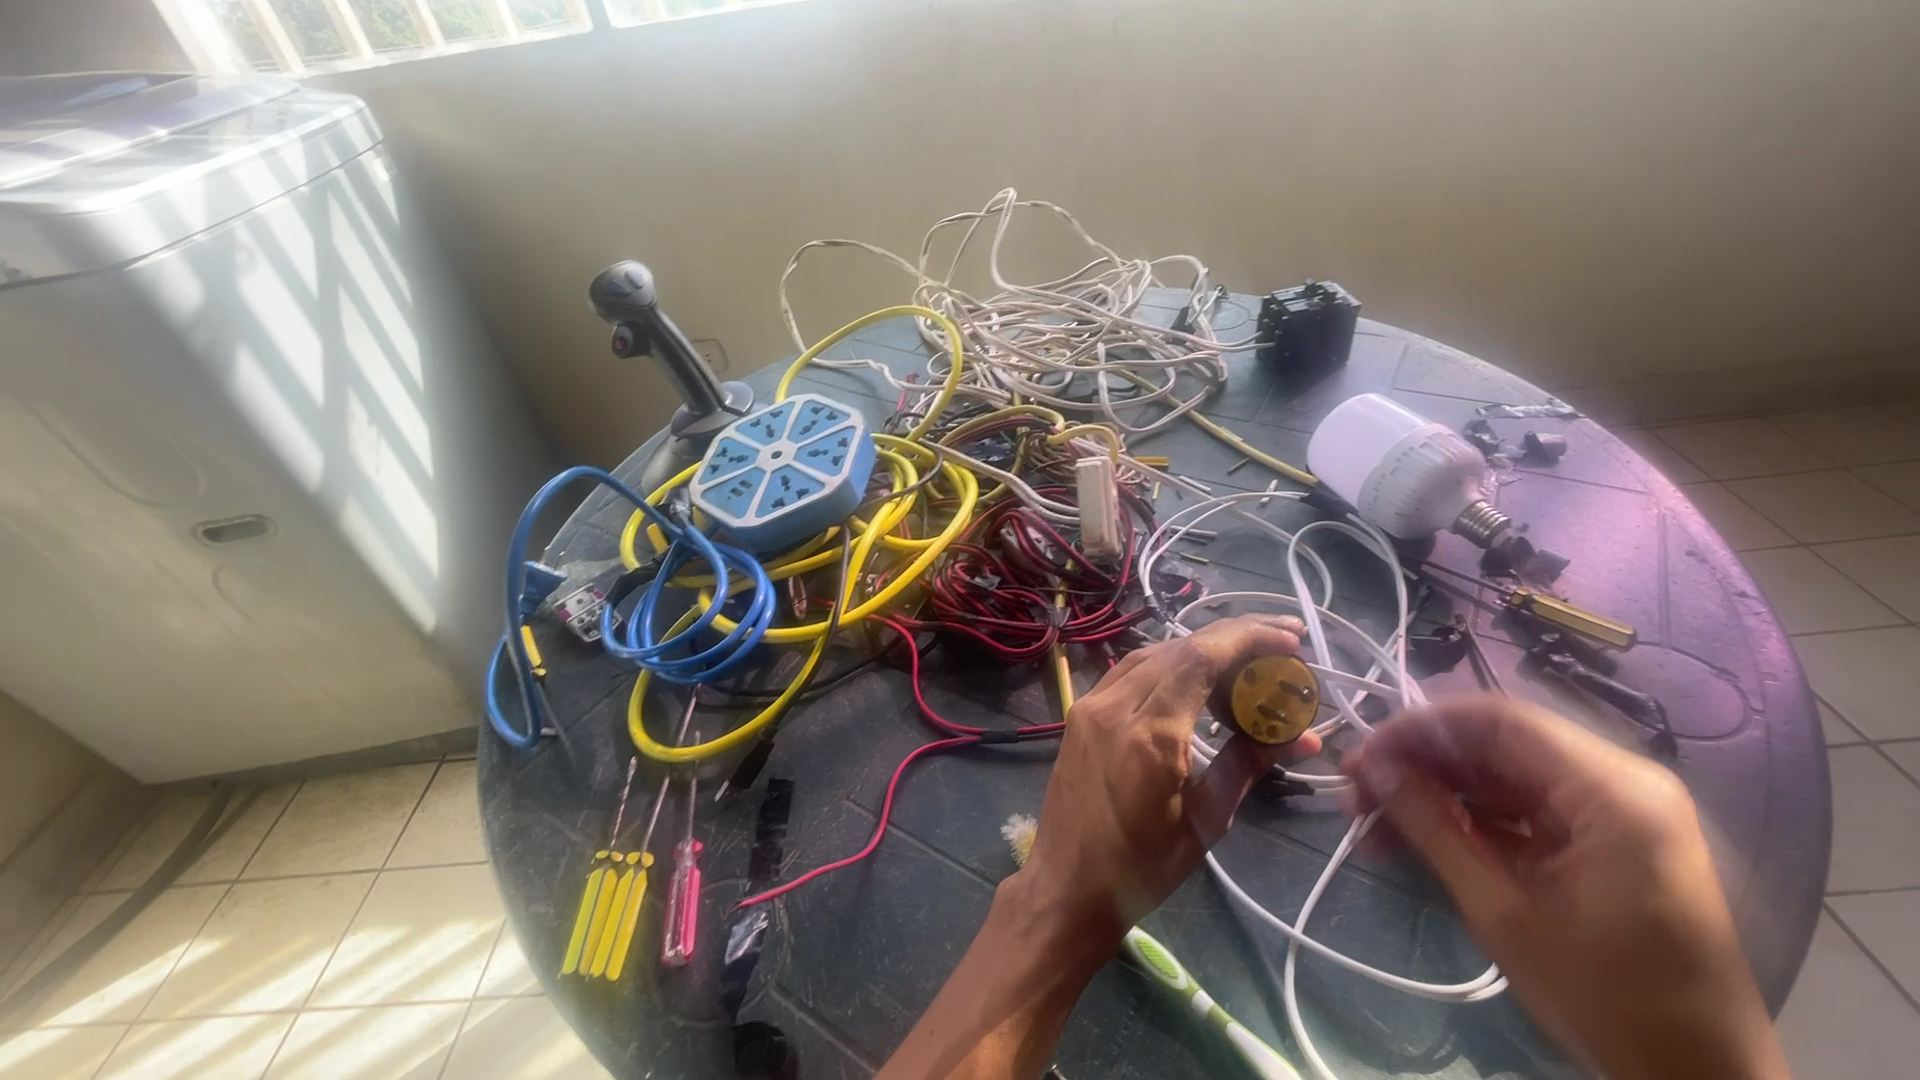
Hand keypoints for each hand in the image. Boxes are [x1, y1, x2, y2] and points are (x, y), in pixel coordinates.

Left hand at [1016, 613, 1323, 942]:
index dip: (1248, 639)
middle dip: (1234, 638)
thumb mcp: (1204, 821)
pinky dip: (1169, 665)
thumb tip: (1301, 735)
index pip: (1200, 659)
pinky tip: (1197, 679)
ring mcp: (1090, 705)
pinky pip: (1130, 671)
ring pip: (1152, 653)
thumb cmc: (1140, 868)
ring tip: (1247, 665)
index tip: (1290, 638)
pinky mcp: (1081, 712)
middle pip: (1178, 648)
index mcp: (1148, 736)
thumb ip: (1247, 765)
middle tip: (1282, 646)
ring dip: (1201, 649)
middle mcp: (1114, 707)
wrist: (1065, 885)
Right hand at [1344, 695, 1789, 1079]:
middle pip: (1495, 743)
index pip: (1496, 721)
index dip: (1417, 729)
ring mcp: (1612, 809)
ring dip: (1434, 791)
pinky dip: (1465, 816)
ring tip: (1370, 822)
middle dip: (1418, 763)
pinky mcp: (1600, 836)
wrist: (1699, 1077)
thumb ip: (1434, 826)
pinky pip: (1518, 805)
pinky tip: (1411, 837)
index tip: (1361, 759)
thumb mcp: (1502, 911)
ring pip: (1498, 773)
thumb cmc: (1606, 999)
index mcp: (1613, 791)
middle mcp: (1618, 781)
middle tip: (1355, 793)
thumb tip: (1372, 767)